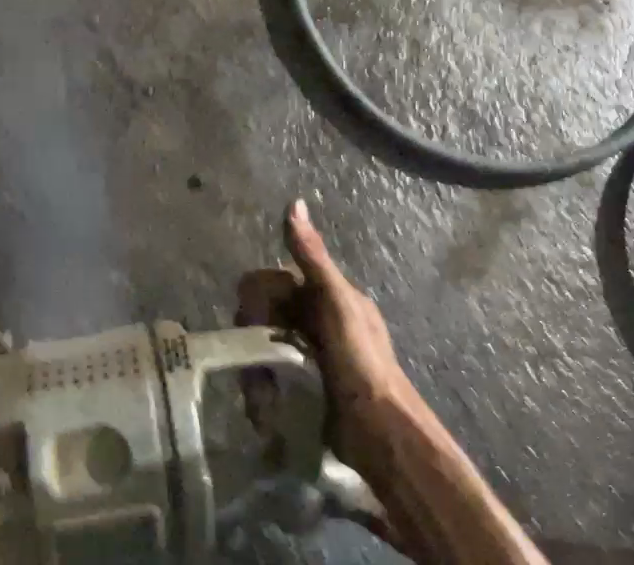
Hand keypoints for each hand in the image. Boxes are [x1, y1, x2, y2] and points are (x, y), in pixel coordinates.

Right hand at [237, 200, 414, 471]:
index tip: (253, 319)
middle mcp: (320, 322)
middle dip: (256, 336)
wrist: (381, 431)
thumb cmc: (361, 362)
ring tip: (262, 395)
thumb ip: (313, 257)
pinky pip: (273, 378)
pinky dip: (264, 391)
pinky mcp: (307, 389)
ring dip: (257, 370)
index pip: (277, 281)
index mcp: (330, 297)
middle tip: (256, 361)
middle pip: (268, 315)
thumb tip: (294, 202)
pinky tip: (265, 408)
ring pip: (266, 349)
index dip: (260, 297)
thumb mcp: (336, 304)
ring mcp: (313, 358)